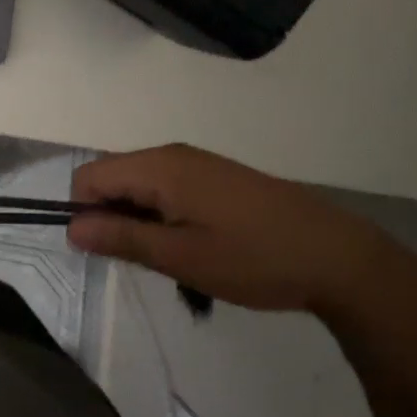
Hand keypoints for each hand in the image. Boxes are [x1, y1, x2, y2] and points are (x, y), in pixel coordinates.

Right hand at [67, 144, 402, 314]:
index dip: (85, 213)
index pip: (88, 177)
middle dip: (115, 217)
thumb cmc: (257, 259)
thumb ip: (121, 239)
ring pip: (141, 185)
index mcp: (158, 167)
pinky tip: (201, 245)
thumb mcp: (182, 257)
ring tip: (178, 257)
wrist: (346, 261)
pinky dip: (168, 215)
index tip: (113, 251)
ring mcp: (199, 164)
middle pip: (113, 178)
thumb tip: (70, 227)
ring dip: (143, 220)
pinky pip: (169, 188)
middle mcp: (172, 154)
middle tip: (149, 259)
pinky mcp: (220, 178)